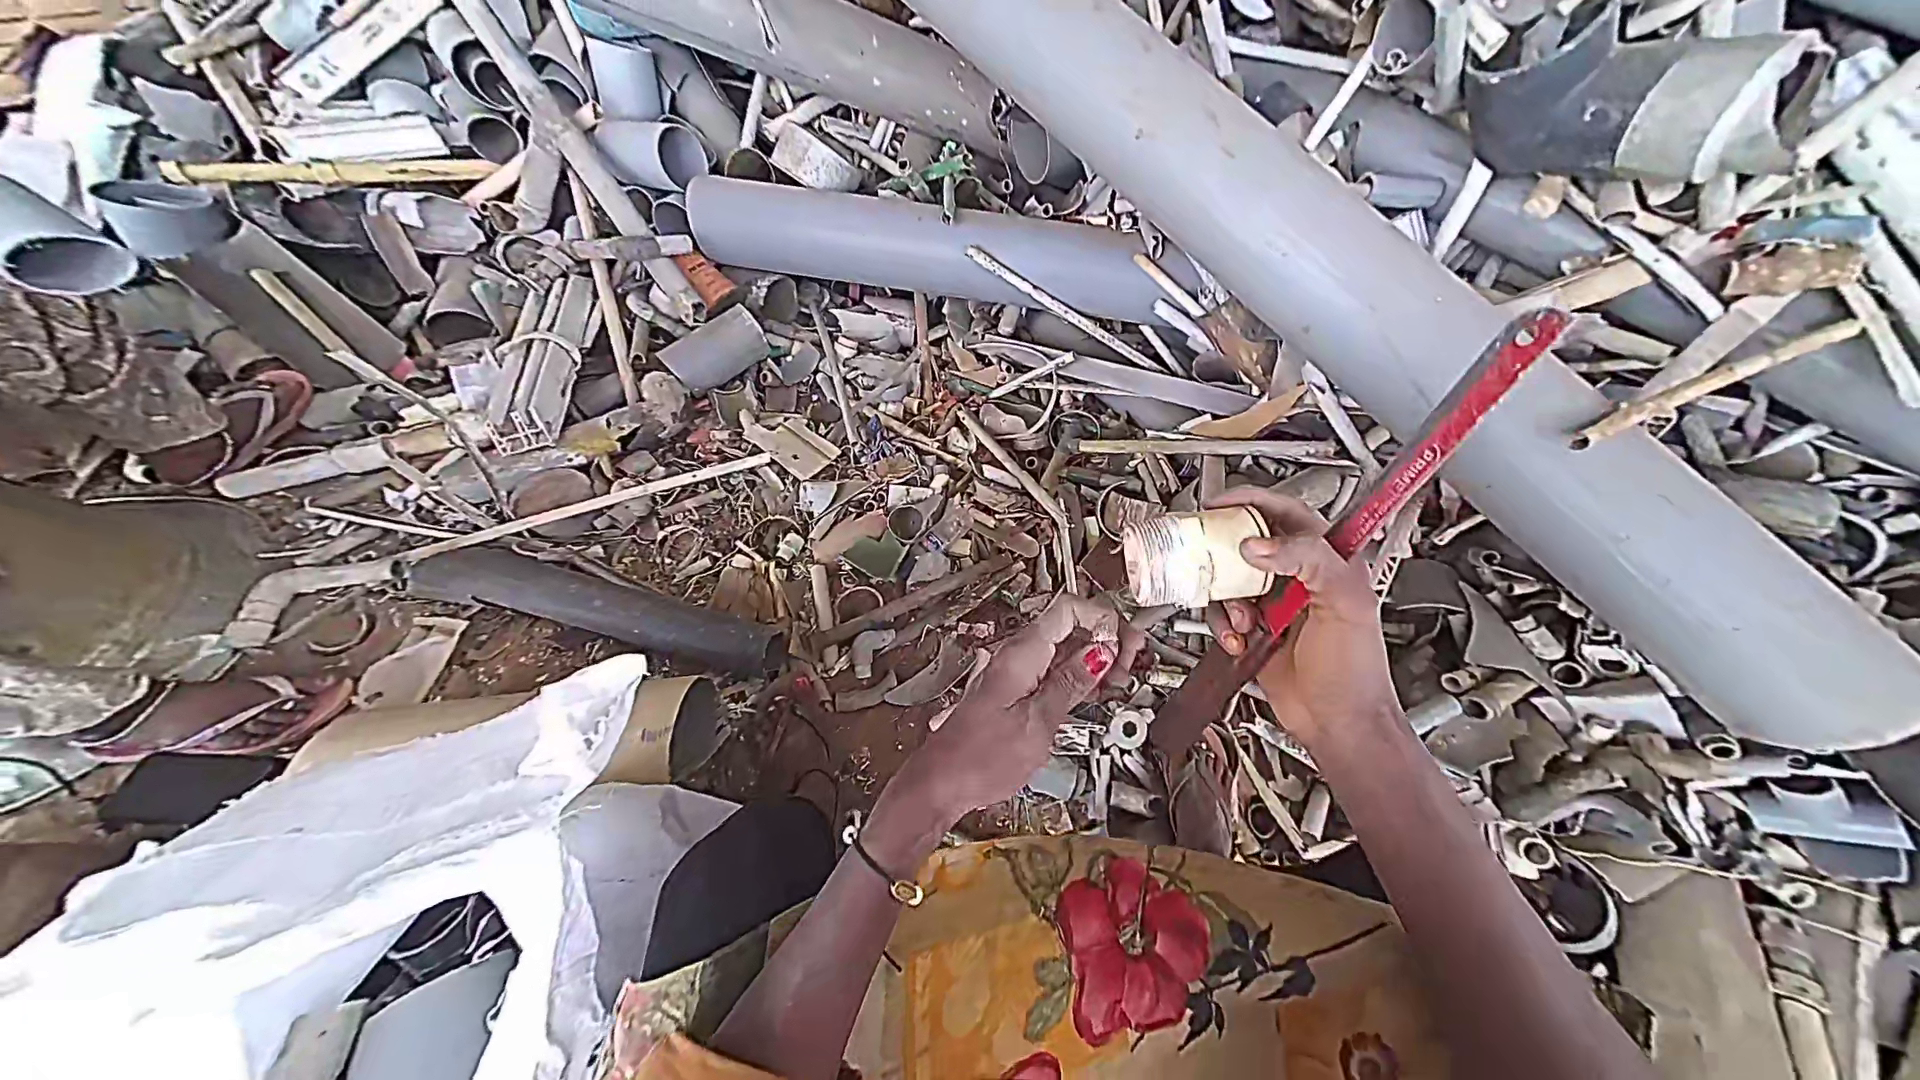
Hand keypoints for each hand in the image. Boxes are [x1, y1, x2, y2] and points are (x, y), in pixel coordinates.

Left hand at [891, 593, 1143, 826]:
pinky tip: (1094, 690)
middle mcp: (1016, 655)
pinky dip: (1076, 675)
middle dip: (1105, 639)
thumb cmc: (979, 759)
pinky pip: (1052, 669)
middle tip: (1131, 665)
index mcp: (1020, 654)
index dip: (1103, 620)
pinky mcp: (1015, 690)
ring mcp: (1015, 671)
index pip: (1068, 609)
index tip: (1126, 645)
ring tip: (1118, 680)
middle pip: (1068, 626)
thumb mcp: (1037, 723)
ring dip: (1094, 658)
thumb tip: (1103, 651)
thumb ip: (1071, 684)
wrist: (941, 783)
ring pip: (1063, 648)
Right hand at [1203, 486, 1399, 749]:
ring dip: (1224, 599)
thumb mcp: (1345, 603)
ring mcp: (1271, 603)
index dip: (1252, 503)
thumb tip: (1257, 544)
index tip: (1222, 505)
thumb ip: (1308, 561)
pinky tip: (1238, 639)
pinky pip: (1220, 613)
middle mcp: (1296, 577)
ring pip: (1227, 580)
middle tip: (1212, 560)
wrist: (1337, 723)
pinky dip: (1220, 625)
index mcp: (1328, 561)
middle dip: (1226, 557)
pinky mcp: (1251, 628)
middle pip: (1246, 546)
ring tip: (1241, 619)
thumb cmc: (1357, 671)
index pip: (1287, 515)